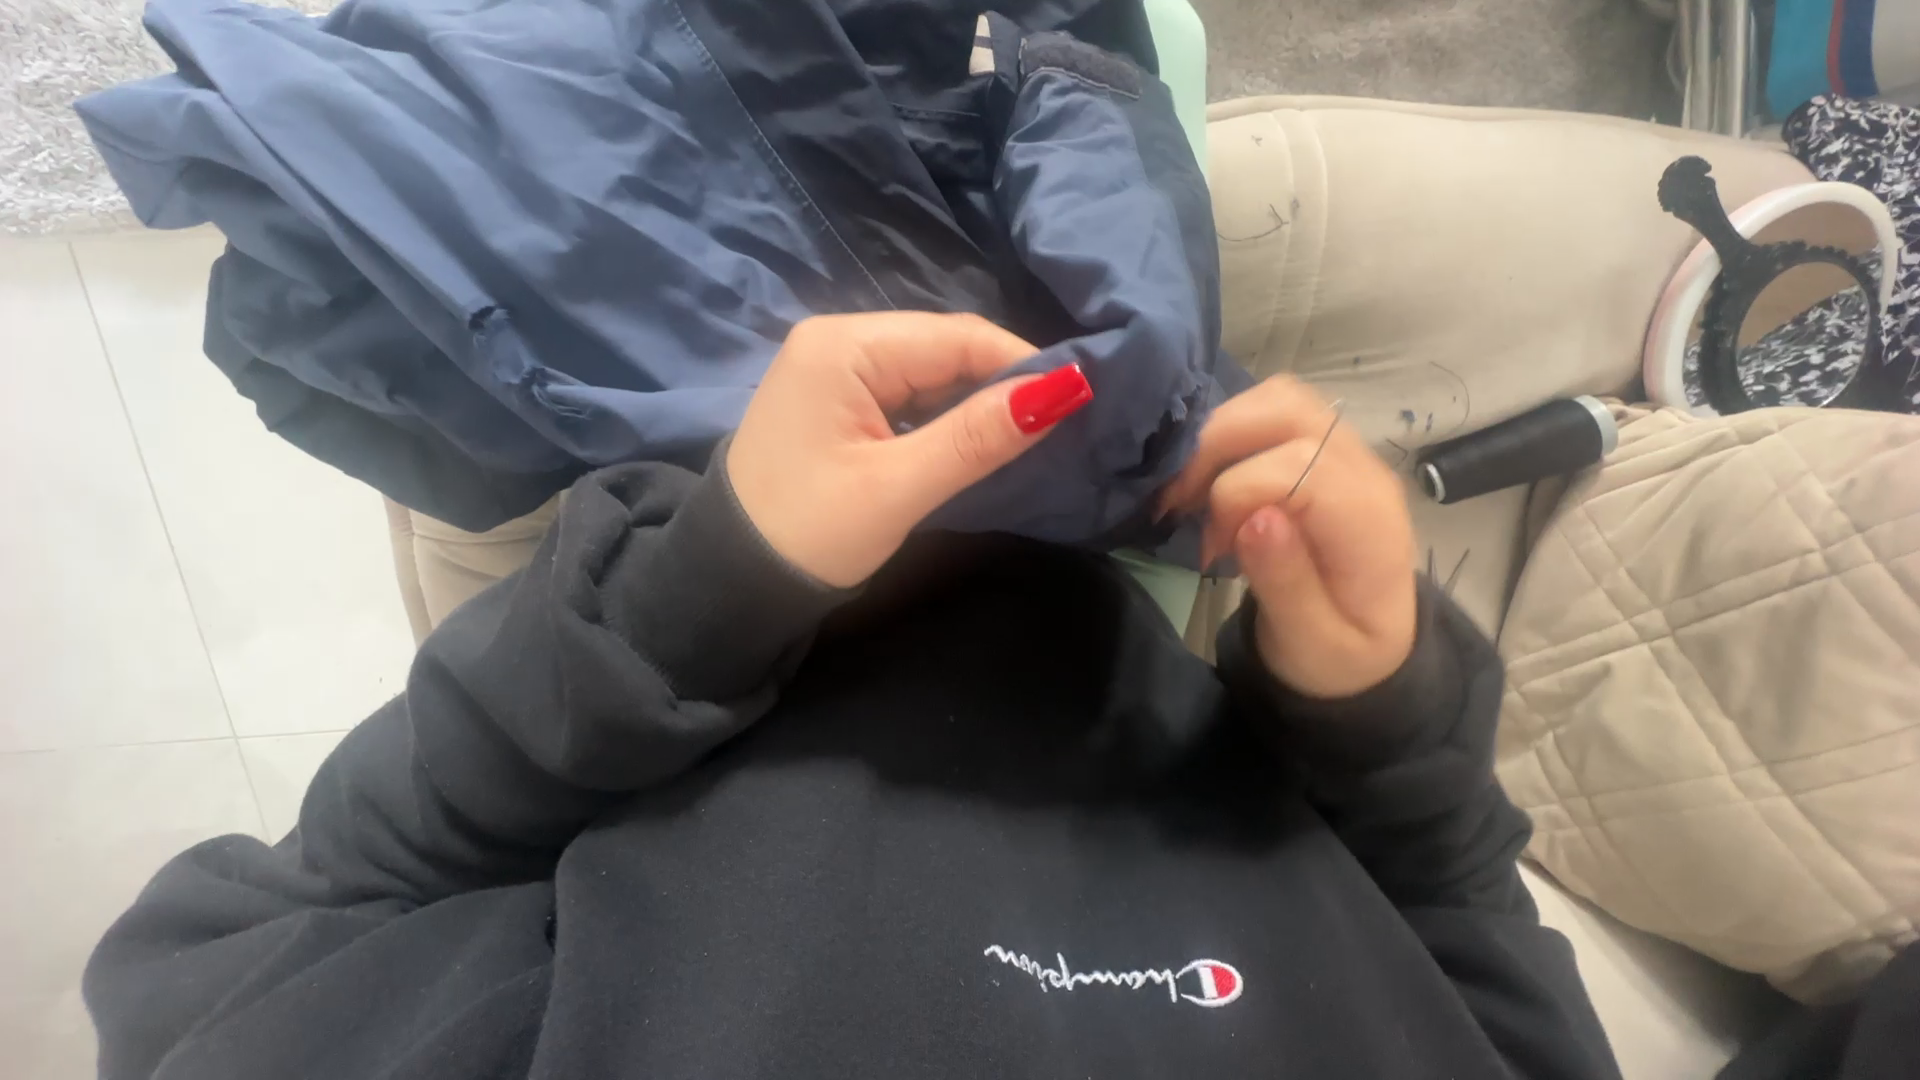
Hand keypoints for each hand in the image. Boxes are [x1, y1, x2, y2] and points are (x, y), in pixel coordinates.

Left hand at [727, 313, 1092, 587]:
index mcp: (843, 347)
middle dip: (1001, 384)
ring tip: (1028, 433)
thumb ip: (978, 437)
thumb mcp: (897, 487)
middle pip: (943, 349)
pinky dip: (944, 417)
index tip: (1079, 399)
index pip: (955, 338)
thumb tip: (1066, 389)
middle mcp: (837, 342)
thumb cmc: (810, 533)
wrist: (734, 580)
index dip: (1022, 364)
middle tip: (1059, 423)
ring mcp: (833, 371)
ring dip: (975, 402)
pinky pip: (907, 395)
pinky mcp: (837, 403)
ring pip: (929, 373)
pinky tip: (974, 440)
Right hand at [1160, 377, 1416, 698]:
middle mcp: (1363, 471)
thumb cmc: (1339, 653)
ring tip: (1195, 487)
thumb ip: (1287, 583)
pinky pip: (1274, 412)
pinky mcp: (1325, 452)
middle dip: (1214, 446)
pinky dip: (1231, 434)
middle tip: (1182, 500)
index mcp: (1366, 521)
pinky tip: (1213, 479)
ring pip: (1277, 398)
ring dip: (1220, 434)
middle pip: (1285, 409)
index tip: (1213, 548)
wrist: (1373, 650)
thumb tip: (1255, 519)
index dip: (1234, 496)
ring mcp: (1348, 453)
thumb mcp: (1312, 644)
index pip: (1293, 466)